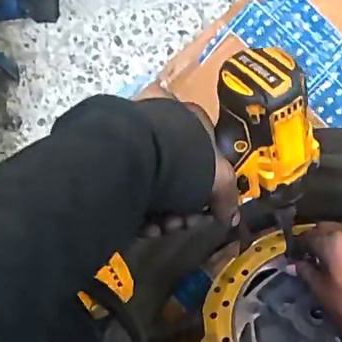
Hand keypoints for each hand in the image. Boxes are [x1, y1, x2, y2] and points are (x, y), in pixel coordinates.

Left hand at [141, 102, 239, 236]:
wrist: (137, 159)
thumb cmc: (185, 159)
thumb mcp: (220, 177)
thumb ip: (227, 196)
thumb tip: (230, 216)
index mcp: (186, 114)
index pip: (204, 148)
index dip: (211, 183)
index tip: (209, 207)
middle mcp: (157, 122)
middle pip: (178, 174)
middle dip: (185, 206)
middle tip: (186, 221)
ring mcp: (131, 142)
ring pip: (155, 187)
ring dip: (165, 214)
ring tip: (165, 226)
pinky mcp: (111, 165)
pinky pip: (133, 193)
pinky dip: (141, 213)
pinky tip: (146, 225)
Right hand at [296, 224, 341, 332]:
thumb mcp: (322, 291)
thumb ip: (306, 272)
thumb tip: (295, 264)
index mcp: (333, 240)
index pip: (308, 234)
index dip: (300, 245)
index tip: (297, 255)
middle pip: (330, 227)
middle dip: (320, 237)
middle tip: (316, 253)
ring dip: (340, 240)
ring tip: (337, 256)